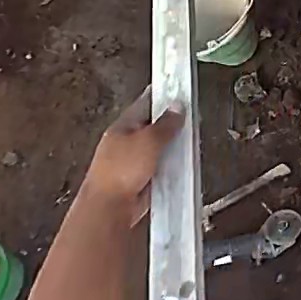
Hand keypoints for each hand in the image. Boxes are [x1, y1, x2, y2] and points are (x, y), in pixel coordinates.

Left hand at [76, 87, 183, 223]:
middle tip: (190, 118)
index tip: (178, 92)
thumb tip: (177, 108)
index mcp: (123, 126)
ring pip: (158, 148)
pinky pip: (160, 166)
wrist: (110, 207)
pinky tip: (181, 165)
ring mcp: (133, 161)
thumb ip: (165, 124)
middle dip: (171, 124)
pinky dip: (170, 165)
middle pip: (153, 126)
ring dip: (172, 146)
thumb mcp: (149, 141)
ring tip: (189, 142)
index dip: (162, 97)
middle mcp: (126, 141)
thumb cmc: (121, 171)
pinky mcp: (141, 178)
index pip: (145, 104)